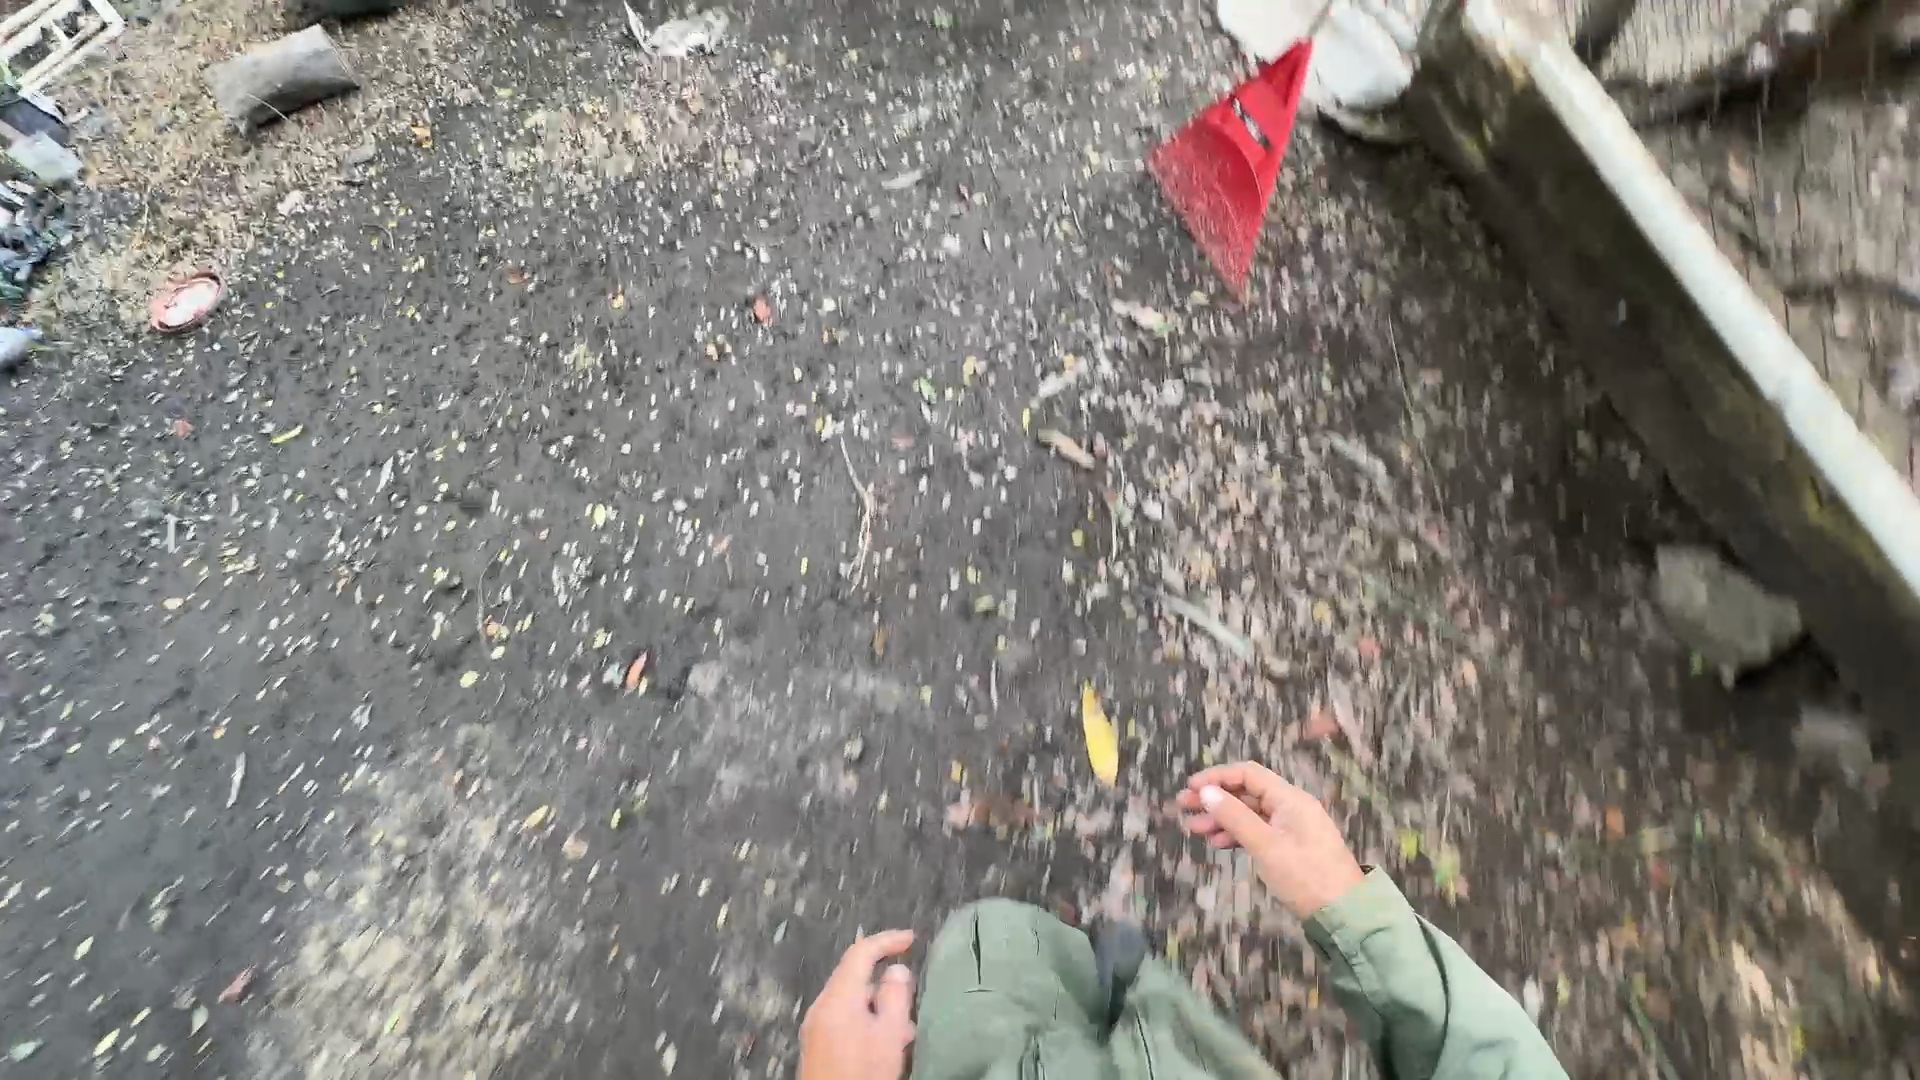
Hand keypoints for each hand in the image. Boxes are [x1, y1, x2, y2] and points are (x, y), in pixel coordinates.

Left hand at [798, 929, 916, 1079]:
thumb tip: (896, 970)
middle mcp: (821, 1006)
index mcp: (837, 997)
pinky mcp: (816, 1047)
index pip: (860, 952)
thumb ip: (895, 996)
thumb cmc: (864, 1075)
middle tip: (910, 990)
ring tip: (904, 1025)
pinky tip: (884, 1042)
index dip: (887, 940)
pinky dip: (866, 1019)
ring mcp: (815, 1028)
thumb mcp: (889, 1036)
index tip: (912, 939)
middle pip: (853, 975)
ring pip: (850, 999)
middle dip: (883, 977)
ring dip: (877, 1003)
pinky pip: (844, 1018)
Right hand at [1176, 761, 1364, 918]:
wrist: (1346, 917)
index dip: (1216, 777)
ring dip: (1221, 819)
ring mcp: (1291, 828)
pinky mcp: (1290, 847)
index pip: (1247, 774)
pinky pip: (1257, 831)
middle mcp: (1290, 807)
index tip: (1191, 788)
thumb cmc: (1305, 876)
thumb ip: (1234, 816)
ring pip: (1248, 813)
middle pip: (1245, 793)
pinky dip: (1236, 834)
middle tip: (1184, 806)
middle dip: (1214, 798)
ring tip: (1194, 829)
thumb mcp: (1265, 845)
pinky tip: (1218, 844)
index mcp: (1289, 799)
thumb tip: (1206, 792)